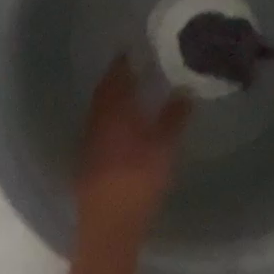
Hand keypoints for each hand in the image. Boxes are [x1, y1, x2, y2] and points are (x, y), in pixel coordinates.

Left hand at [76, 58, 190, 235]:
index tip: (136, 48)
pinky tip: (125, 124)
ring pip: (101, 109)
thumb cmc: (139, 181)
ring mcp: (89, 140)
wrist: (109, 225)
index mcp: (114, 110)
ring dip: (114, 97)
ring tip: (134, 92)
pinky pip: (99, 126)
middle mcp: (96, 119)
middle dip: (118, 77)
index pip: (116, 76)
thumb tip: (185, 90)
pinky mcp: (88, 160)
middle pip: (105, 90)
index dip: (124, 61)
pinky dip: (112, 117)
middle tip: (136, 66)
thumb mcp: (165, 147)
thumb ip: (175, 116)